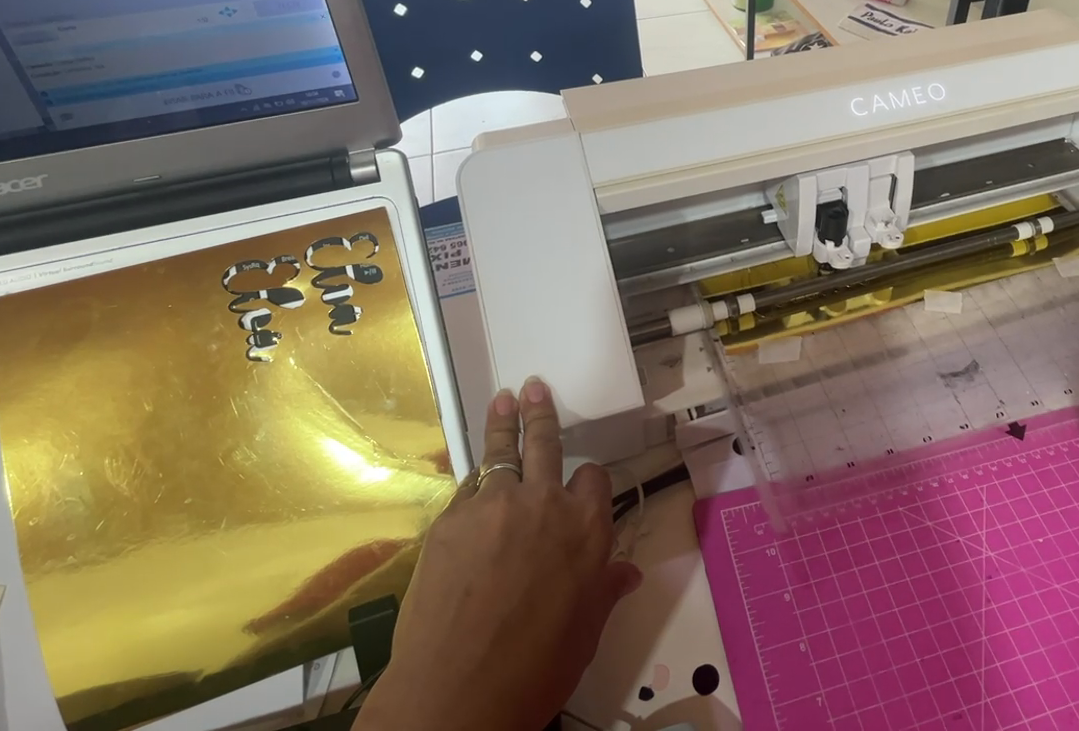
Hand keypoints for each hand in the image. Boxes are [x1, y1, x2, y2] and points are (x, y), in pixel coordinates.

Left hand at [358, 378, 642, 730]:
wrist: (456, 692)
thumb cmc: (537, 667)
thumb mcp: (585, 632)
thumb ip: (605, 590)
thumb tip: (629, 573)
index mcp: (586, 526)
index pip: (594, 478)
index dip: (588, 481)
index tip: (582, 484)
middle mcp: (544, 502)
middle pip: (546, 443)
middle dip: (542, 413)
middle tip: (535, 386)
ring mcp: (493, 505)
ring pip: (502, 451)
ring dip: (504, 422)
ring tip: (504, 398)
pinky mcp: (449, 519)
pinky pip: (467, 488)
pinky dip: (474, 480)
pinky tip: (473, 477)